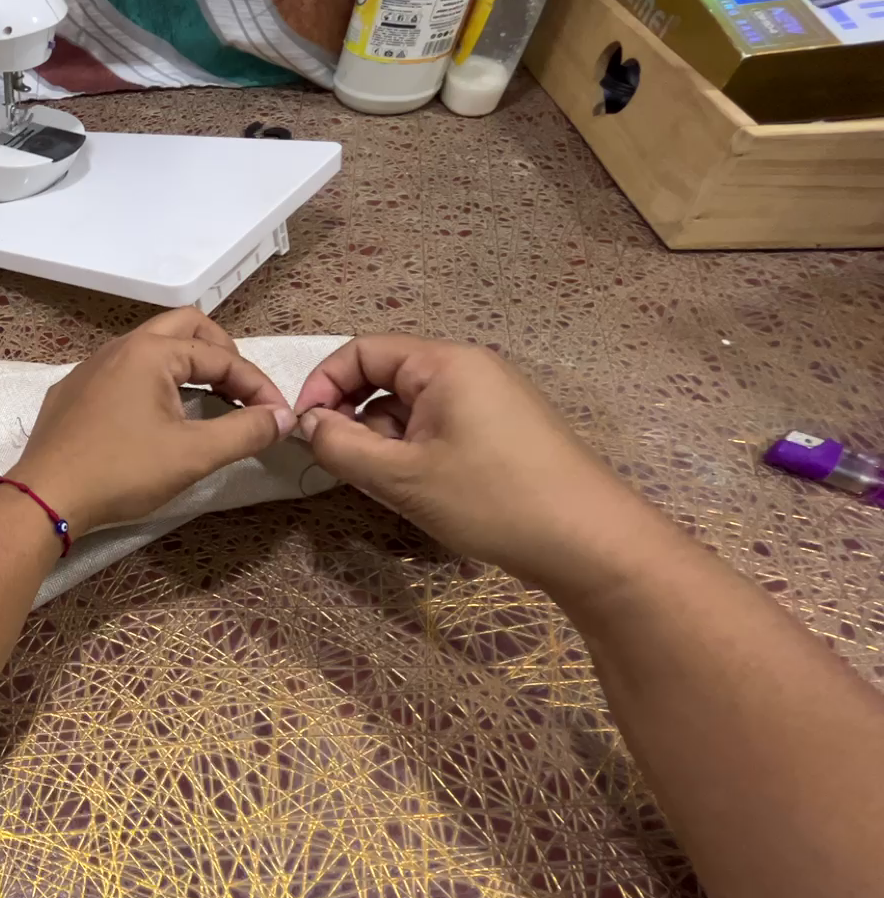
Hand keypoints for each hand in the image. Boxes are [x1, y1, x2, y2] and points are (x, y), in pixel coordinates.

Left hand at [8, 307, 295, 537]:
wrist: (45, 496)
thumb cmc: (121, 471)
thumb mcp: (193, 454)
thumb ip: (245, 431)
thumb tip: (283, 418)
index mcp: (149, 351)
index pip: (221, 355)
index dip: (257, 385)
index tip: (277, 417)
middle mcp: (117, 347)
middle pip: (184, 328)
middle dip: (221, 353)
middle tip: (241, 389)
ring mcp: (88, 367)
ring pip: (148, 348)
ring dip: (184, 365)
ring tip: (206, 398)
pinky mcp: (70, 392)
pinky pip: (120, 371)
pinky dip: (150, 381)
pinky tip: (152, 414)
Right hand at [292, 335, 653, 589]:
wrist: (593, 546)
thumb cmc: (490, 499)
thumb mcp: (398, 475)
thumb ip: (338, 444)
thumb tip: (306, 424)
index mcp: (445, 365)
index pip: (361, 351)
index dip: (322, 384)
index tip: (303, 427)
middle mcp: (467, 370)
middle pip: (382, 376)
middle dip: (349, 413)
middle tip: (335, 457)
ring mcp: (486, 399)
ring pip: (404, 405)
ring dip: (378, 436)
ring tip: (379, 479)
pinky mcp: (497, 429)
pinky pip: (432, 424)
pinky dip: (407, 447)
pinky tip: (411, 484)